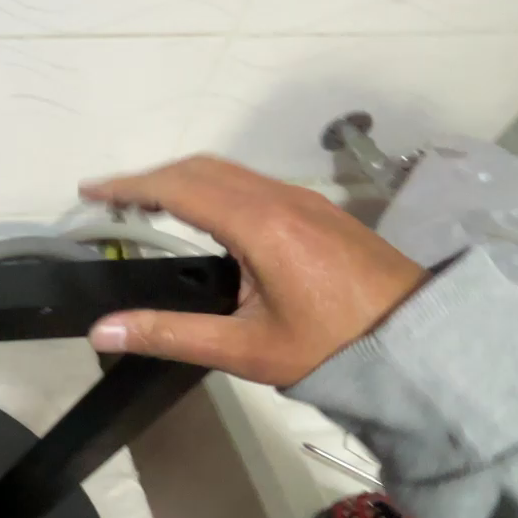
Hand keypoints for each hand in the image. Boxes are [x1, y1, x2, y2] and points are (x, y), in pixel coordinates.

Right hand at [80, 156, 427, 386]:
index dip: (129, 186)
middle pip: (199, 168)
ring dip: (179, 179)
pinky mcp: (317, 210)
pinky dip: (207, 186)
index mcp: (259, 226)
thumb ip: (169, 334)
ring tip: (144, 203)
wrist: (428, 347)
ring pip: (226, 170)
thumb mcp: (244, 348)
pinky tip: (199, 213)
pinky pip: (248, 181)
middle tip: (109, 200)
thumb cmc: (332, 349)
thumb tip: (101, 330)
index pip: (179, 188)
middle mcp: (280, 199)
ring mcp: (303, 200)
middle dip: (148, 178)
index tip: (90, 191)